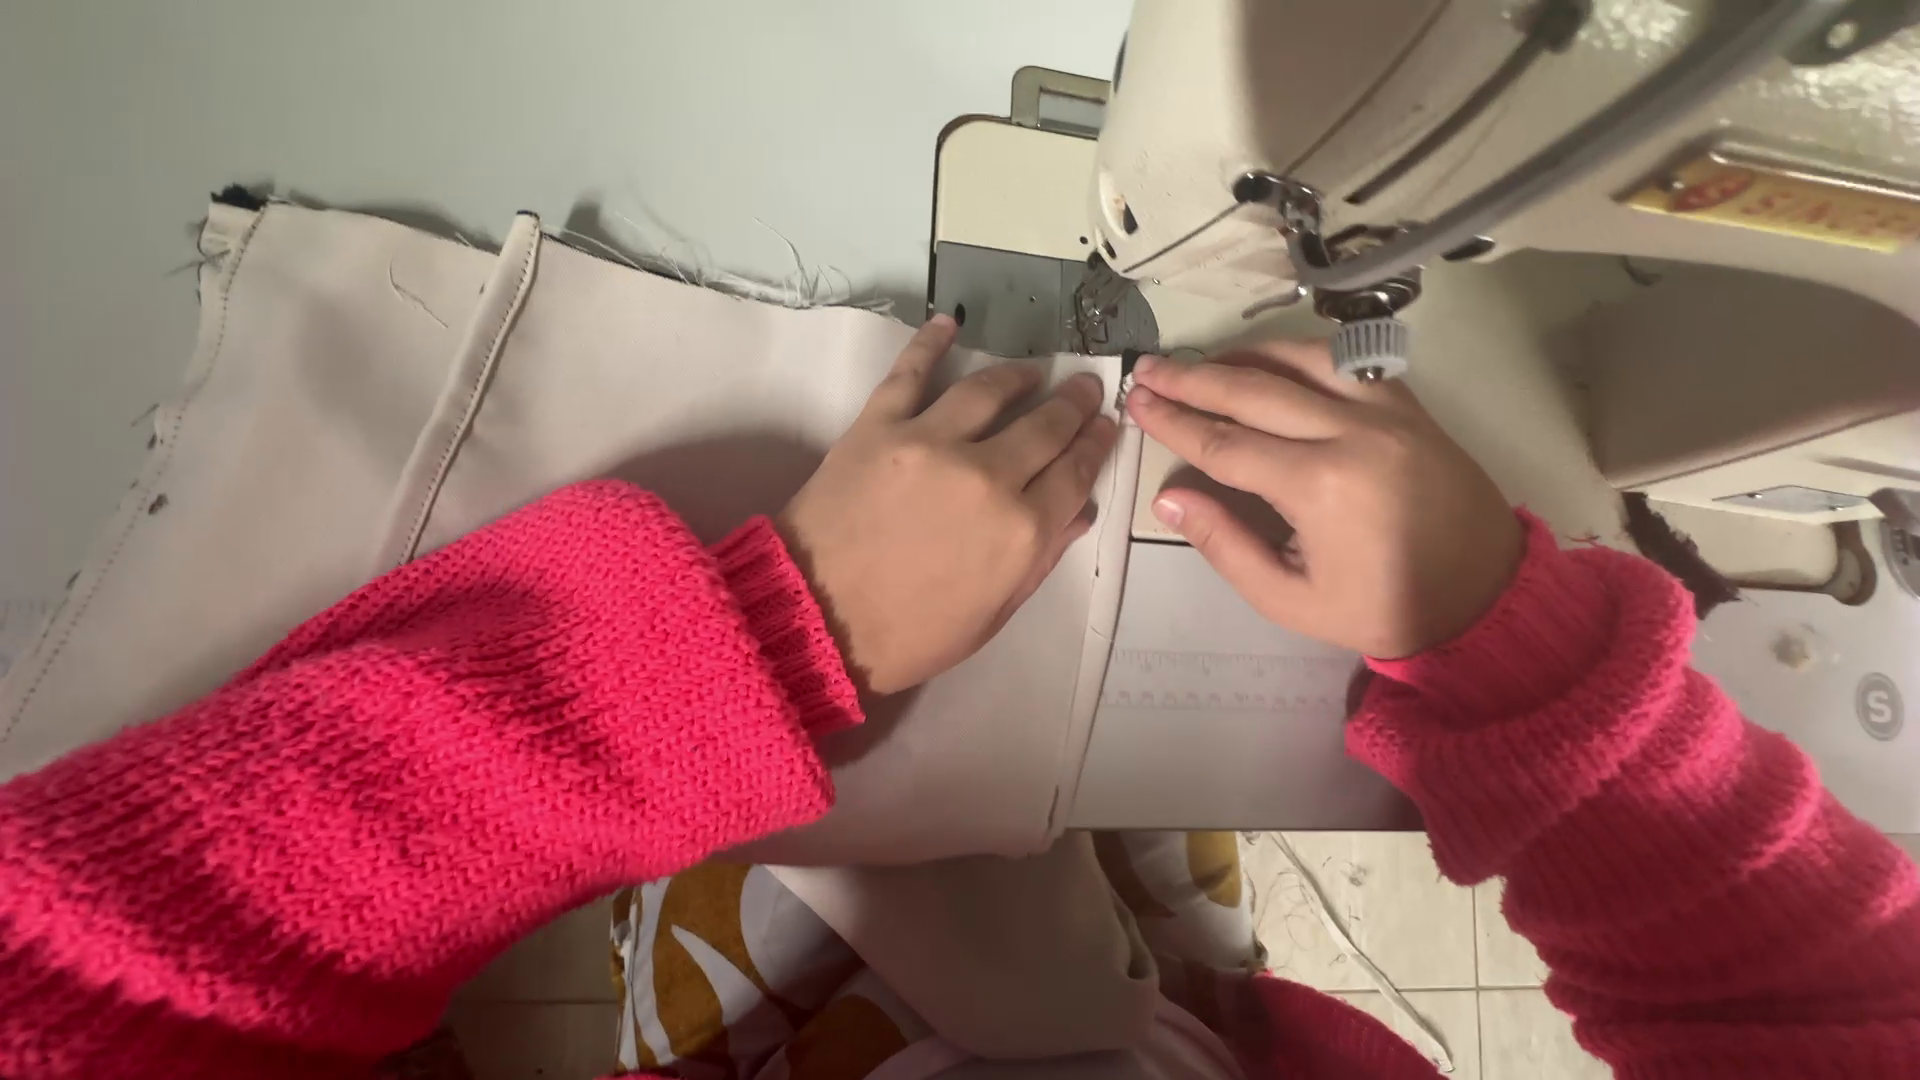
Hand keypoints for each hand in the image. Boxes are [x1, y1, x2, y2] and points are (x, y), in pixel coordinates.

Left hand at [780, 315, 1118, 693]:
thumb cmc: (909, 635)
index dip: (1096, 445)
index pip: (1074, 473)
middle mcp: (987, 477)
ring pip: (990, 390)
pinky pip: (910, 372)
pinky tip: (950, 323)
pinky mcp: (878, 426)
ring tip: (1032, 370)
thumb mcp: (991, 616)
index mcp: (1021, 532)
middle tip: (1084, 386)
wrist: (814, 621)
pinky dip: (930, 343)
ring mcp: (930, 443)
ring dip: (1020, 374)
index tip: (1106, 425)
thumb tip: (1078, 511)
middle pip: (1045, 426)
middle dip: (1073, 403)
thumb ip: (1039, 560)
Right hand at [1126, 341, 1521, 658]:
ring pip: (1299, 360)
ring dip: (1242, 356)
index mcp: (1320, 486)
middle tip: (1148, 368)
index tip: (1136, 403)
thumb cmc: (1381, 607)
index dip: (1173, 422)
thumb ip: (1224, 545)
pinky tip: (1268, 362)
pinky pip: (1344, 361)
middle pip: (1253, 391)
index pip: (1225, 443)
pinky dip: (1297, 355)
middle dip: (1192, 380)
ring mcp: (1387, 411)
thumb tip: (1168, 496)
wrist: (1486, 596)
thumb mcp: (1288, 599)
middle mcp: (1352, 433)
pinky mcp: (1409, 405)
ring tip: (1199, 363)